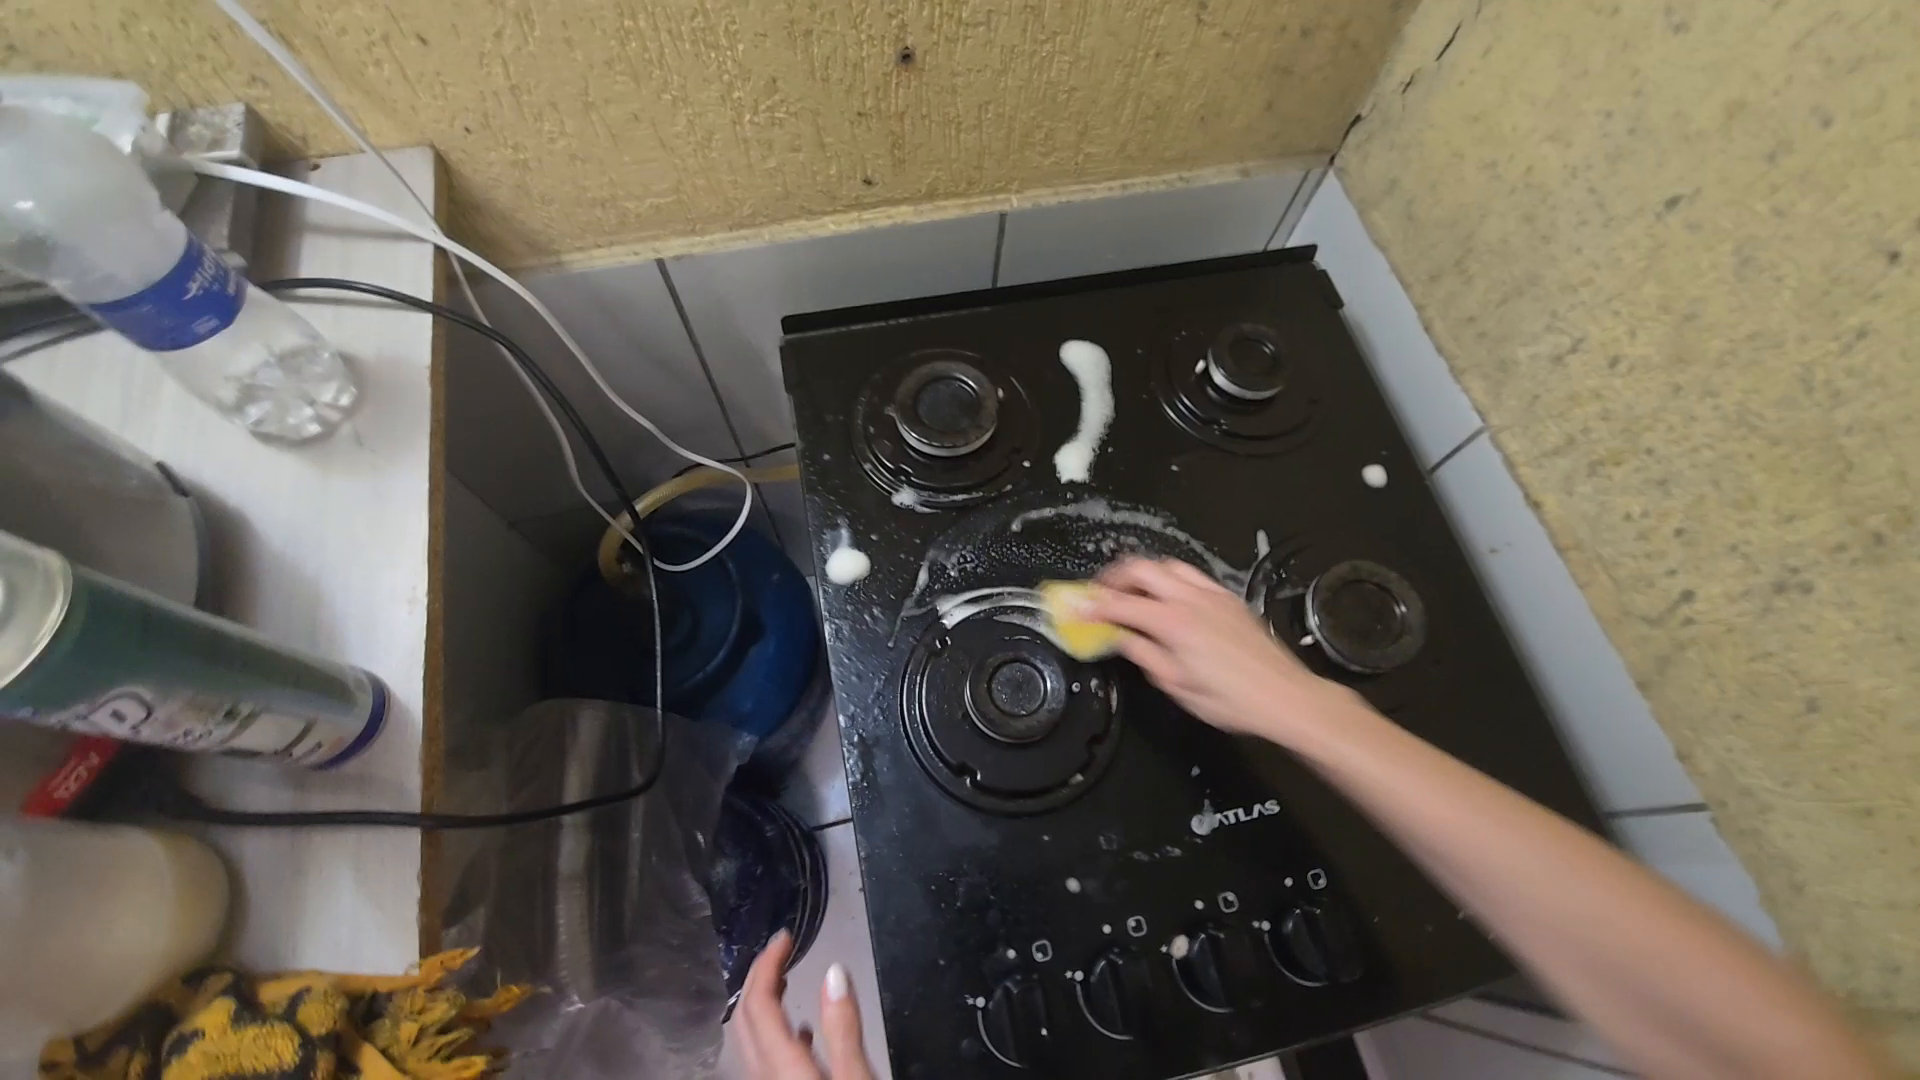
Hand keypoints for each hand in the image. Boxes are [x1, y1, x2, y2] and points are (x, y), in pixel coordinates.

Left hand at [736, 930, 873, 1079]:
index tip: (785, 936)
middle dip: (758, 976)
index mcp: (782, 1065)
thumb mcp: (855, 1076)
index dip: (767, 963)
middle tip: (780, 949)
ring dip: (762, 1000)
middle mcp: (764, 1075)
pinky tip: (801, 1030)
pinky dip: (775, 1030)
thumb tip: (835, 972)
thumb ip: (844, 1028)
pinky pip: (764, 1055)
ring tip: (783, 977)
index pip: (759, 1003)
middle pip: (745, 1017)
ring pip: (750, 1036)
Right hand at [1089, 557, 1350, 740]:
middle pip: (1140, 569)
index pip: (1120, 604)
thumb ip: (1142, 653)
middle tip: (1099, 595)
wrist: (1285, 696)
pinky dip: (1168, 578)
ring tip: (1130, 591)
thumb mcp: (1176, 684)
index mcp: (1173, 622)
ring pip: (1166, 565)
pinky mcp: (1227, 597)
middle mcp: (1190, 599)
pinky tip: (1166, 595)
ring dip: (1141, 574)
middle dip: (1112, 578)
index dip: (1092, 606)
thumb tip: (1117, 636)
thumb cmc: (1231, 700)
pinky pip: (1190, 574)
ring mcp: (1211, 594)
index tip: (1076, 609)